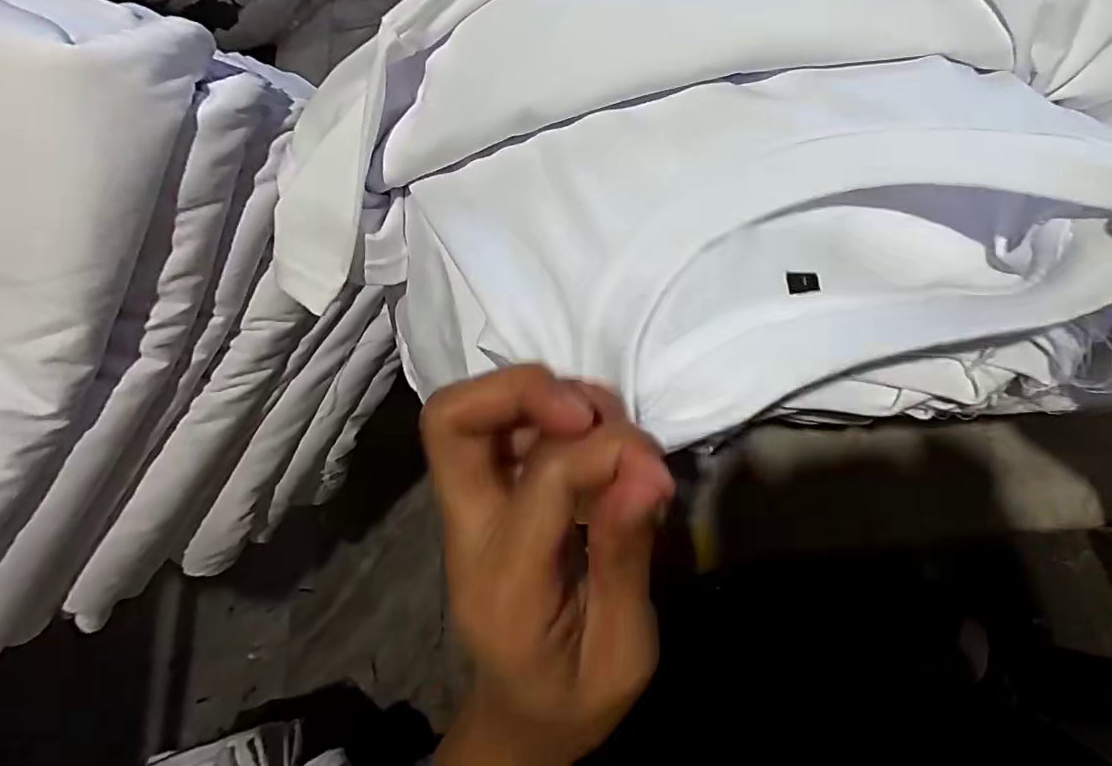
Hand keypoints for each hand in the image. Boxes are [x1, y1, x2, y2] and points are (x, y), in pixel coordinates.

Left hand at [421, 366, 675, 765]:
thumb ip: (626, 559)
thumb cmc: (575, 699)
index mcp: (503, 584)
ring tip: (611, 428)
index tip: (658, 475)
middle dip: (528, 389)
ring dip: (552, 395)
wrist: (523, 722)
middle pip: (453, 421)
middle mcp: (471, 533)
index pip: (547, 476)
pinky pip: (504, 421)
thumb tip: (644, 472)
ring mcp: (473, 509)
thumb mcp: (622, 654)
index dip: (613, 453)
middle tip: (592, 412)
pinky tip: (597, 434)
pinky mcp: (491, 494)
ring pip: (478, 409)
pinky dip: (554, 406)